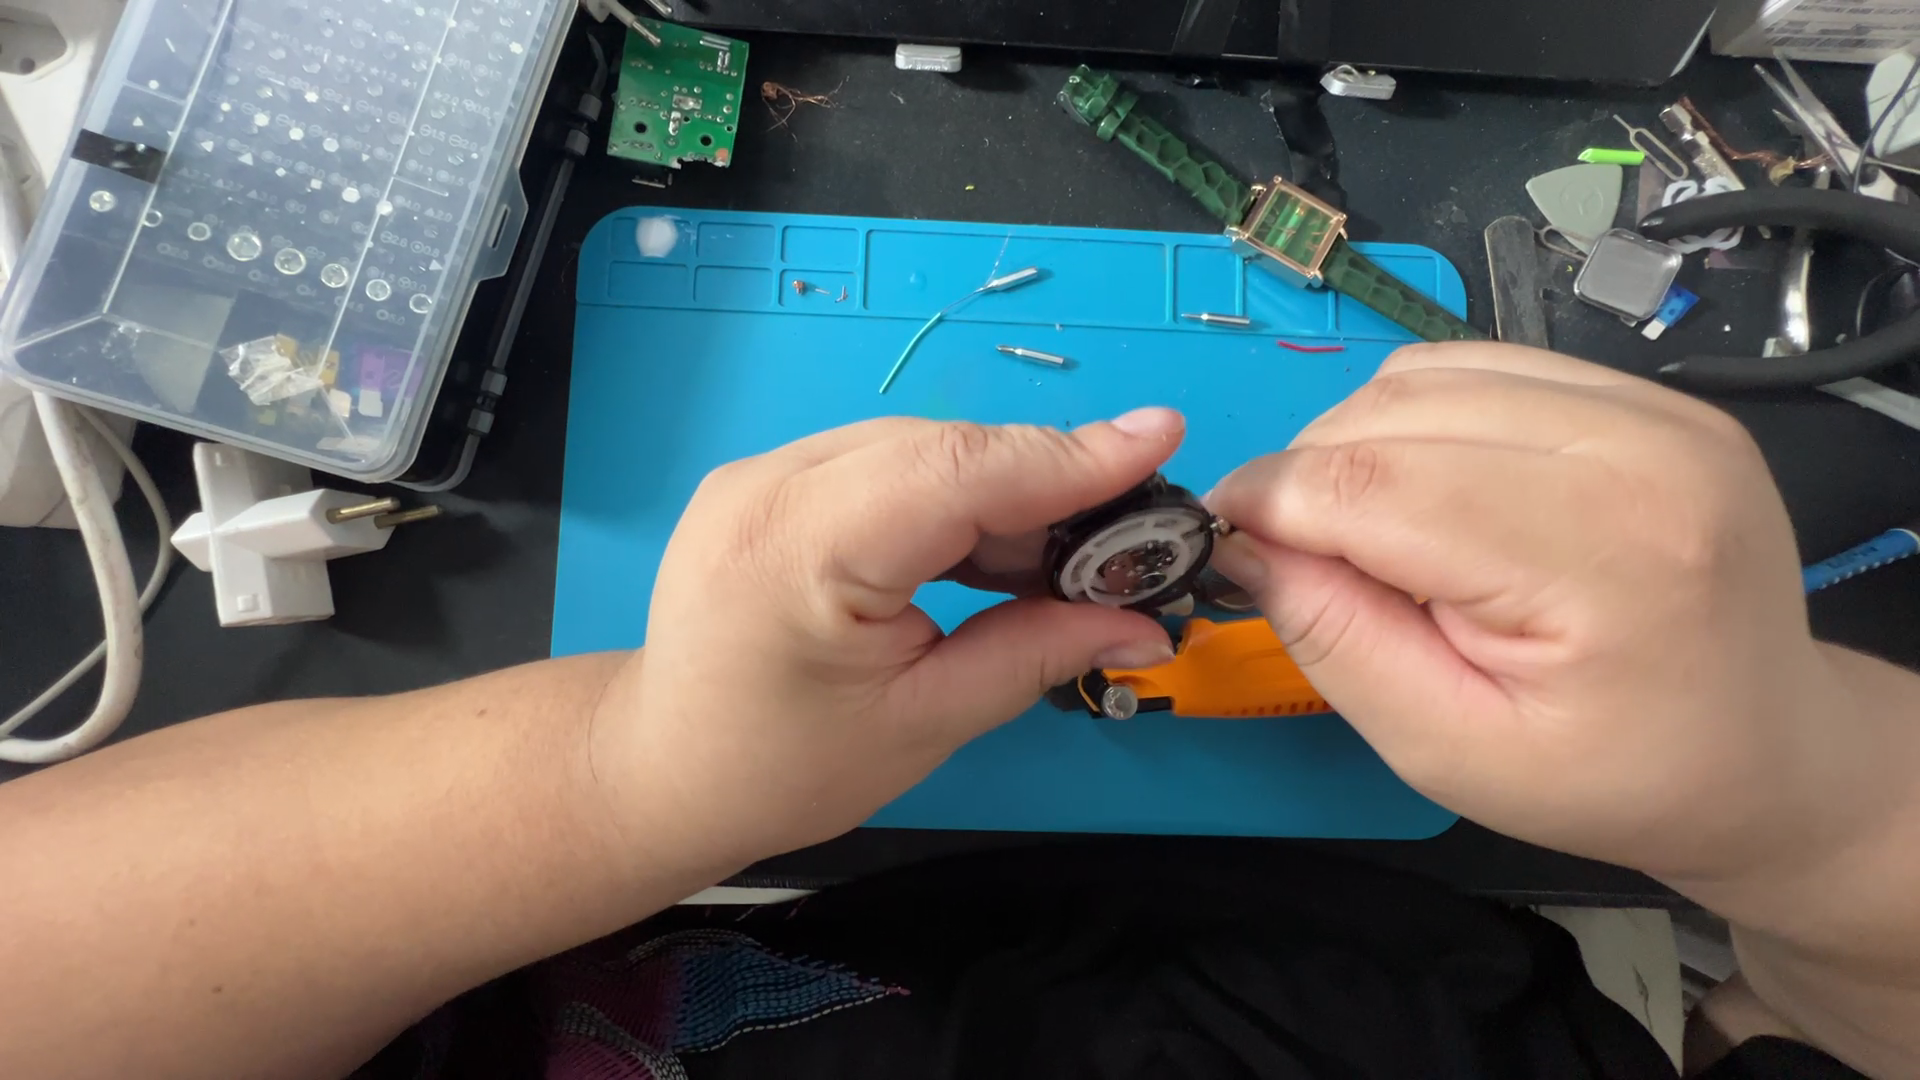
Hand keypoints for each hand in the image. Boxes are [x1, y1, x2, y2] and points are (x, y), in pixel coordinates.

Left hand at [588, 410, 1185, 867]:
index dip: (1066, 456)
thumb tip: (1143, 625)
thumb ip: (1037, 653)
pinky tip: (994, 542)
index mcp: (801, 550)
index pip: (956, 475)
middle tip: (1126, 524)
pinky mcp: (768, 480)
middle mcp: (771, 484)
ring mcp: (761, 472)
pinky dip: (952, 498)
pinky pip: (884, 467)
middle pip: (942, 451)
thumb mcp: (925, 722)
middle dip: (1046, 479)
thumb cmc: (785, 769)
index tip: (1160, 437)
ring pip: (918, 451)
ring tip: (1068, 545)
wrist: (661, 765)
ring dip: (1003, 490)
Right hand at [1206, 344, 1842, 879]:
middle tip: (1296, 553)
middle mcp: (1636, 445)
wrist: (1758, 750)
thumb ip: (1328, 634)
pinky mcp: (1629, 392)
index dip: (1267, 502)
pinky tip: (1413, 481)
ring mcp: (1644, 404)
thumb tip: (1242, 543)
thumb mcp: (1437, 742)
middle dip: (1302, 478)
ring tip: (1358, 521)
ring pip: (1410, 378)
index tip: (1222, 539)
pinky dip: (1398, 417)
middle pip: (1384, 416)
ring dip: (1347, 444)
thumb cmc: (1596, 772)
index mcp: (1600, 551)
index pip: (1372, 484)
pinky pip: (1457, 368)